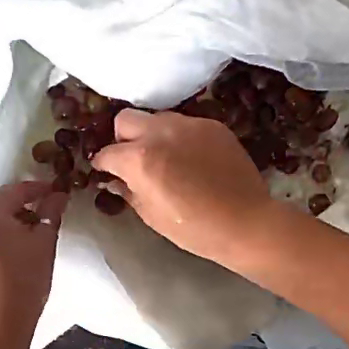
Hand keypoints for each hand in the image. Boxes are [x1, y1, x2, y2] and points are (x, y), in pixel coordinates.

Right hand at [91, 108, 282, 266]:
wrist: (246, 222)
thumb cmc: (195, 229)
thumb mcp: (152, 216)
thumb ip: (129, 191)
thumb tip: (115, 181)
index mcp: (140, 159)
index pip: (107, 153)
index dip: (103, 165)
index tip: (105, 172)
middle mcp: (161, 133)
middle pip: (126, 120)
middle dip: (123, 139)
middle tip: (132, 160)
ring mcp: (189, 125)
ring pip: (157, 119)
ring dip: (152, 136)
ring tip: (165, 159)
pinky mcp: (212, 125)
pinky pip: (185, 125)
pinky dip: (180, 138)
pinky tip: (191, 160)